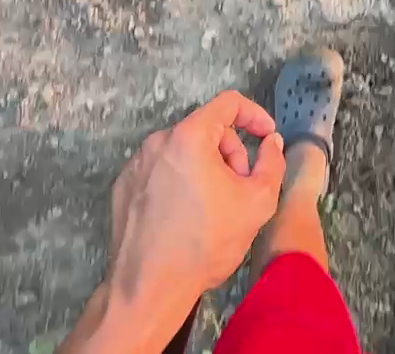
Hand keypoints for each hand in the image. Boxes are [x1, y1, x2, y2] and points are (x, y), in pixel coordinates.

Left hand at [104, 91, 287, 342]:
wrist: (148, 291)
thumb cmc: (206, 242)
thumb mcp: (258, 201)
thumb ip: (272, 162)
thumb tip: (271, 142)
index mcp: (189, 136)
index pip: (229, 103)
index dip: (255, 115)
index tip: (267, 137)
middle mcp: (158, 142)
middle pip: (207, 129)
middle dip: (231, 152)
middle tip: (241, 186)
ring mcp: (136, 165)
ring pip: (184, 151)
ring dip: (206, 167)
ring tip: (215, 205)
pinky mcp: (123, 188)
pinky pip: (161, 170)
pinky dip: (180, 181)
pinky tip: (186, 215)